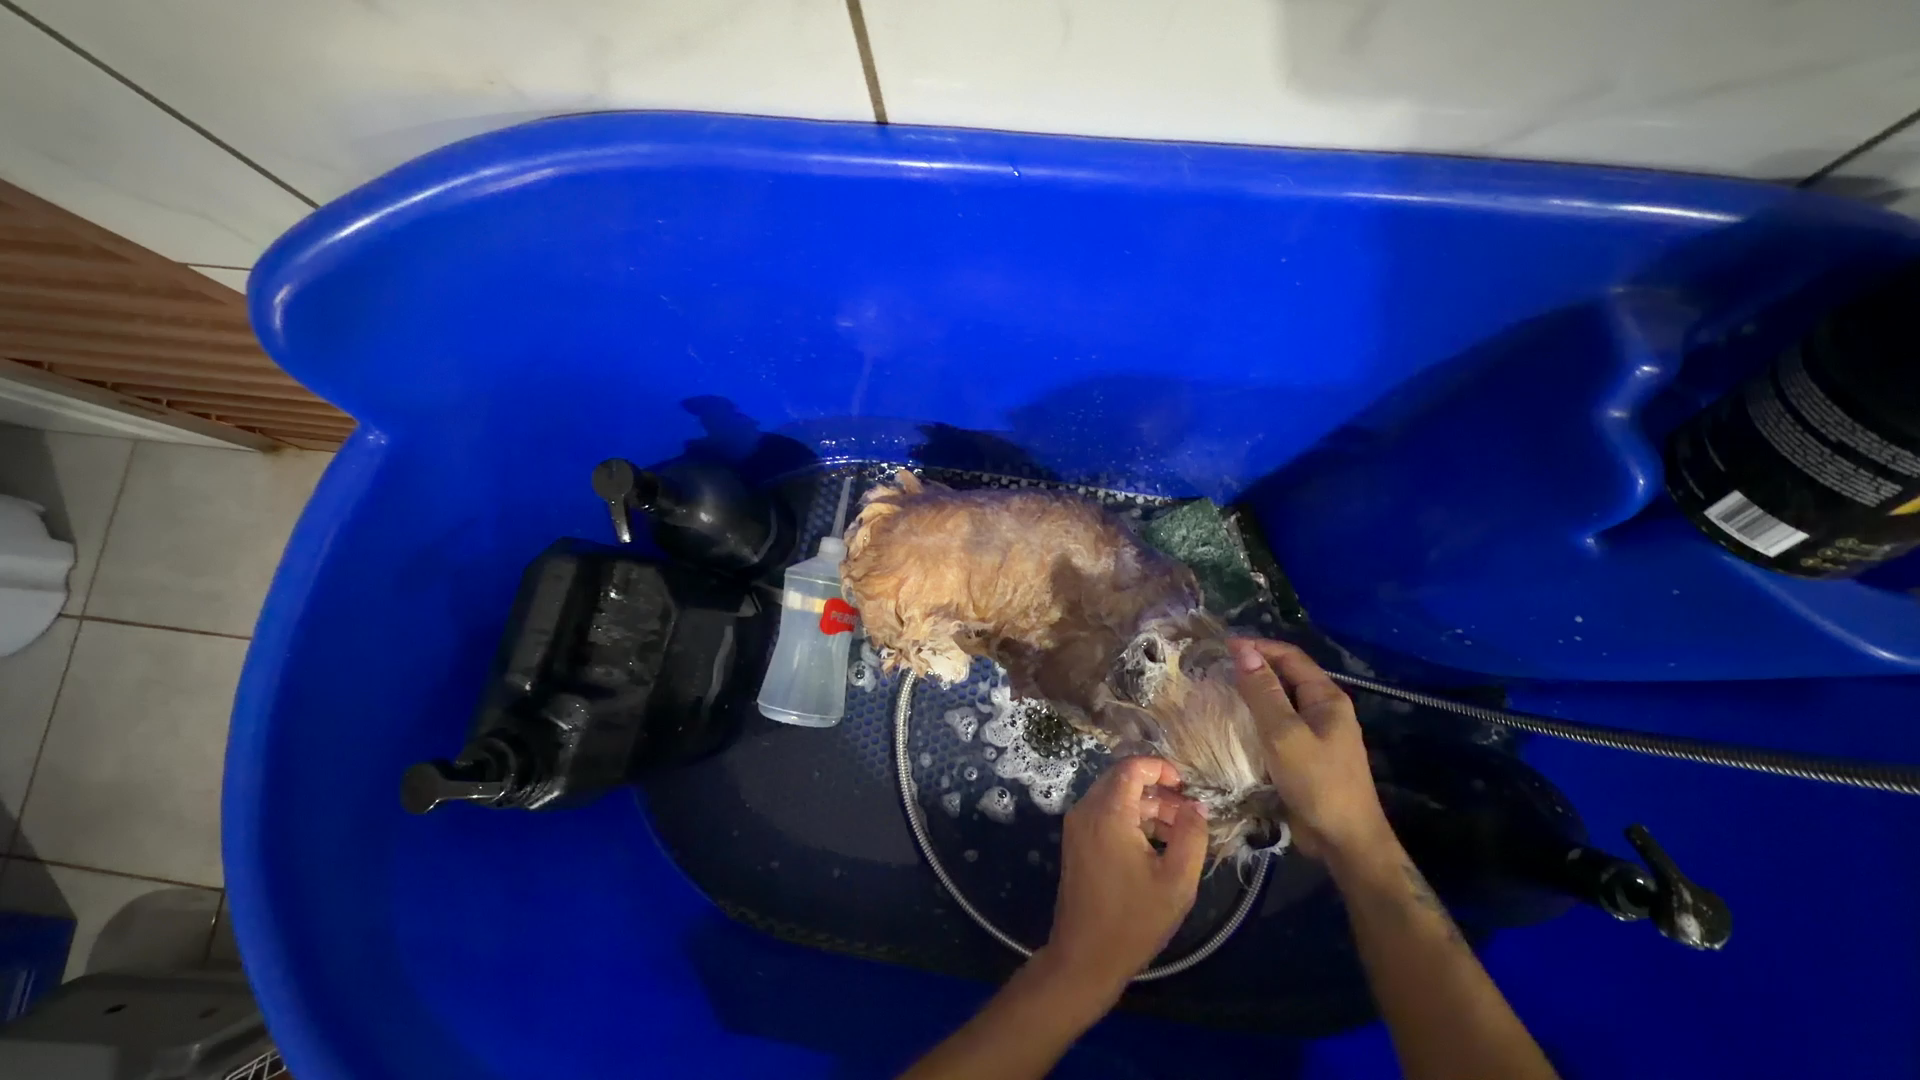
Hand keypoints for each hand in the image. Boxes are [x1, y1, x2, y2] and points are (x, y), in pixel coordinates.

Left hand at [1042, 756, 1208, 994]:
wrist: (1085, 956)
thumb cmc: (1134, 919)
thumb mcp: (1176, 880)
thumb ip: (1192, 836)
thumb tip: (1196, 806)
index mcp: (1107, 813)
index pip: (1131, 767)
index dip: (1161, 768)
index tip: (1187, 787)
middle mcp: (1086, 811)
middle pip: (1122, 780)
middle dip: (1158, 790)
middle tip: (1188, 813)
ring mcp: (1077, 827)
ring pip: (1114, 798)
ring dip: (1147, 806)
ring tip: (1180, 833)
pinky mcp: (1076, 843)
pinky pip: (1105, 815)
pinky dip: (1130, 819)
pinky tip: (1157, 845)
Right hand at [1229, 638, 1391, 861]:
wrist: (1345, 840)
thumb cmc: (1318, 783)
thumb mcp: (1284, 734)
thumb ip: (1263, 692)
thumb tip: (1242, 651)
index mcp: (1326, 698)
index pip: (1290, 656)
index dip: (1258, 647)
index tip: (1222, 647)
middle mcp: (1324, 710)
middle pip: (1286, 677)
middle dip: (1254, 669)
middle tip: (1216, 669)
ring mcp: (1317, 735)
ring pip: (1281, 703)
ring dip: (1253, 695)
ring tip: (1220, 693)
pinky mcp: (1306, 757)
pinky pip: (1278, 728)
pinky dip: (1257, 721)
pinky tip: (1235, 727)